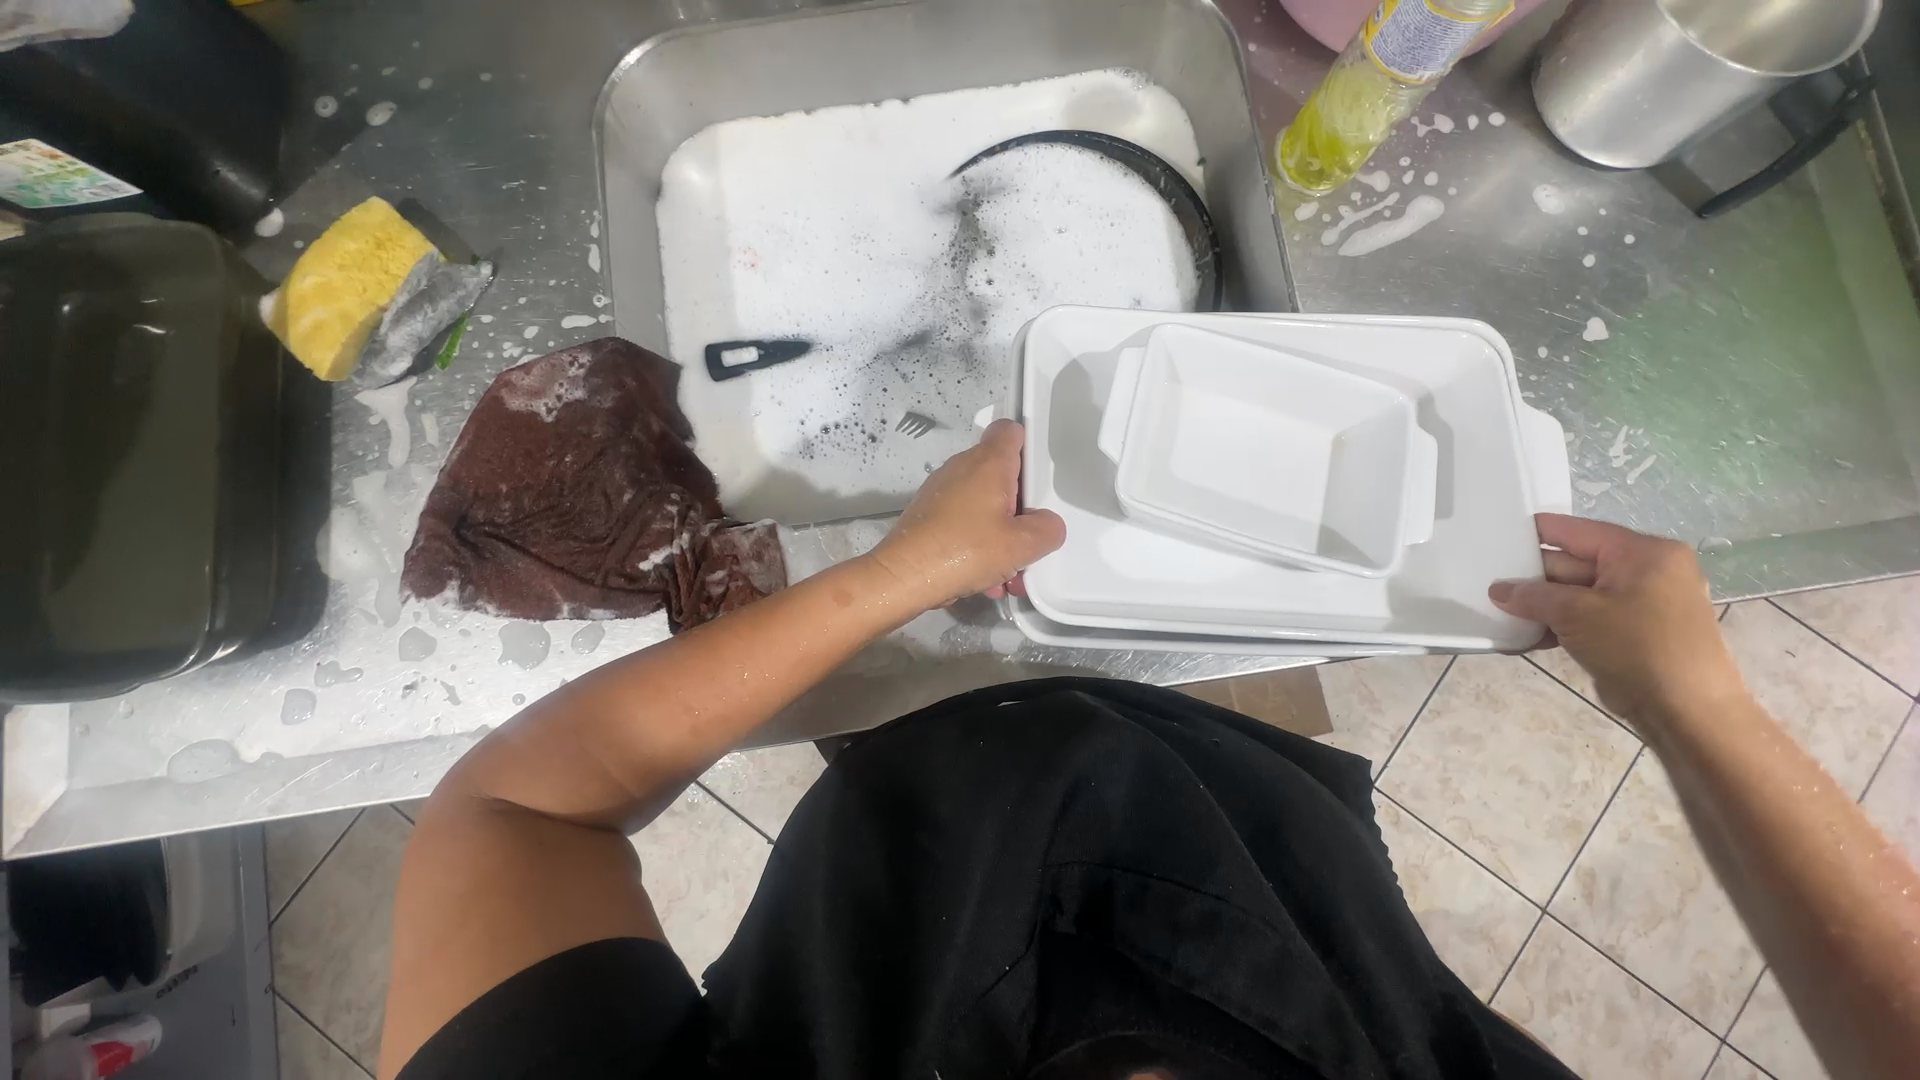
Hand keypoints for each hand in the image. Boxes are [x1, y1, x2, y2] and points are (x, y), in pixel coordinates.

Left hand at [869, 420, 1065, 608]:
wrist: (904, 577)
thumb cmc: (964, 551)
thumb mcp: (1021, 545)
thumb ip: (1047, 530)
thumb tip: (1047, 525)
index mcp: (987, 463)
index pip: (1010, 430)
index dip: (1029, 447)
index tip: (1039, 478)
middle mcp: (962, 468)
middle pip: (1001, 474)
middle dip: (1020, 507)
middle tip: (1029, 535)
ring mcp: (942, 492)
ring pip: (983, 504)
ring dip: (1000, 534)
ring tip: (1009, 570)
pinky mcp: (929, 515)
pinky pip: (964, 523)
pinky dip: (978, 545)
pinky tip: (985, 578)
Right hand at [1488, 514, 1748, 728]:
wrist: (1686, 710)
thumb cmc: (1636, 646)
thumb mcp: (1574, 613)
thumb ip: (1532, 595)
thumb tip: (1499, 590)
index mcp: (1643, 553)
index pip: (1575, 531)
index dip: (1532, 533)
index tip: (1494, 539)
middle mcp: (1645, 571)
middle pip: (1572, 563)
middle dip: (1531, 579)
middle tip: (1487, 584)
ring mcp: (1639, 602)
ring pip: (1575, 593)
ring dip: (1538, 606)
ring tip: (1498, 614)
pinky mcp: (1631, 631)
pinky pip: (1585, 617)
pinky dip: (1556, 625)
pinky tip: (1522, 637)